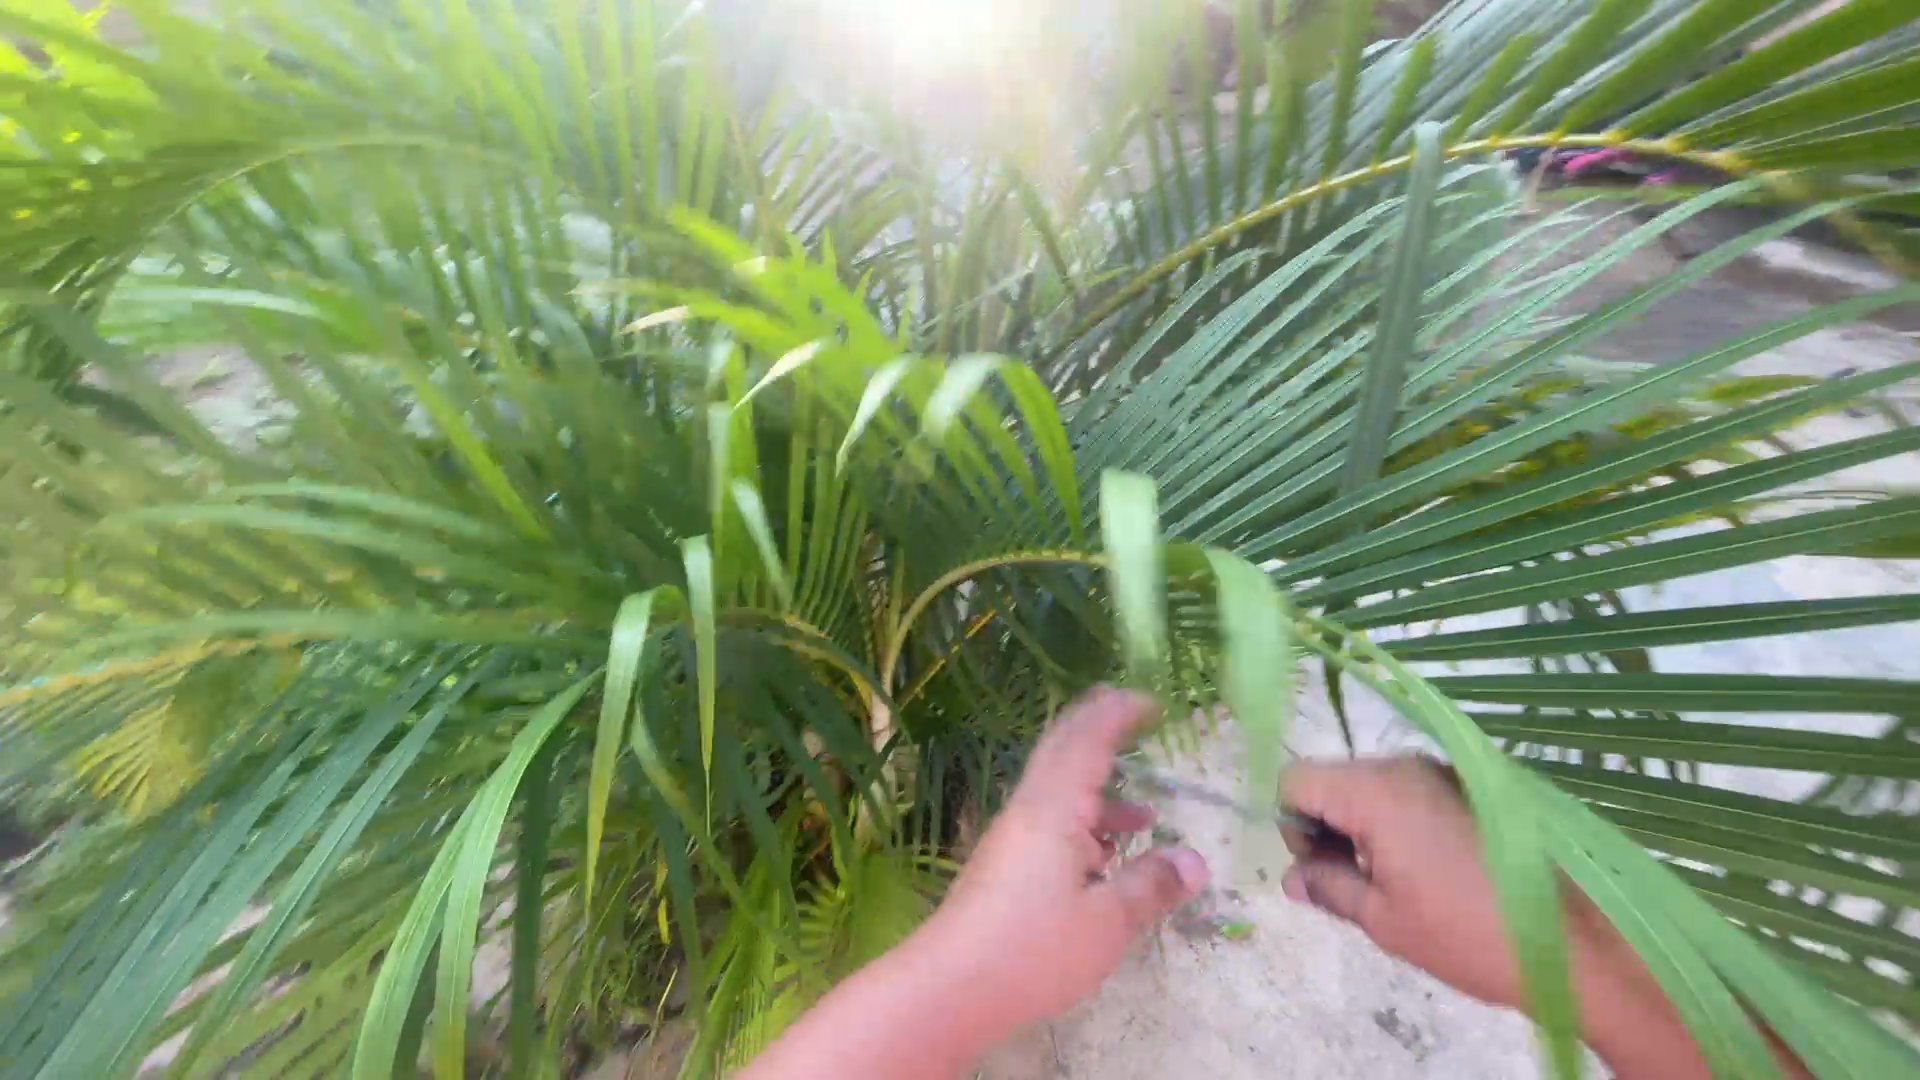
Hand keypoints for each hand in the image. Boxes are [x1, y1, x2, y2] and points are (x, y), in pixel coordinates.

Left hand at [919, 686, 1209, 1026]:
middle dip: (1097, 726)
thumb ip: (1150, 885)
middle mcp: (1031, 808)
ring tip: (1143, 814)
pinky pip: (1050, 821)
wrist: (952, 983)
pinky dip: (1083, 825)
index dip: (1118, 715)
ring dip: (1098, 790)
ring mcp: (1014, 834)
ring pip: (1058, 790)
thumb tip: (1195, 860)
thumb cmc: (1033, 948)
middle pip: (1063, 749)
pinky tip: (1105, 859)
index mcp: (1054, 807)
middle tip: (1130, 709)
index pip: (1088, 741)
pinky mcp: (1007, 861)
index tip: (1150, 701)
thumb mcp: (1106, 922)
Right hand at [1279, 756, 1728, 1078]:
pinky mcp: (1470, 784)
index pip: (1295, 779)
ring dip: (1361, 823)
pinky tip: (1426, 866)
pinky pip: (1405, 788)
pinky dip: (1396, 819)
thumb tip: (1290, 879)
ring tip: (1393, 878)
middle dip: (1326, 824)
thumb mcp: (1384, 921)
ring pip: (1367, 783)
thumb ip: (1326, 887)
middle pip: (1330, 778)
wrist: (1588, 949)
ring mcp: (1441, 771)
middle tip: (1352, 880)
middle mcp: (1404, 765)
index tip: (1318, 866)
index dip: (1291, 822)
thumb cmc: (1472, 936)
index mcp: (1376, 790)